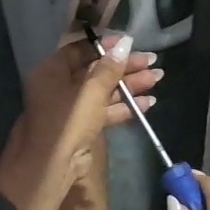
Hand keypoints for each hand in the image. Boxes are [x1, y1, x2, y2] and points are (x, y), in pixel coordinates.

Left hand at [0, 34, 161, 209]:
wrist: (52, 167)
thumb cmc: (68, 121)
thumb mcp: (91, 91)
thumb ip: (109, 67)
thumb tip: (125, 42)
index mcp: (51, 71)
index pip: (80, 50)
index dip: (106, 46)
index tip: (131, 44)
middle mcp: (58, 87)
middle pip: (95, 71)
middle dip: (125, 68)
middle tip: (153, 63)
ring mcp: (70, 109)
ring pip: (103, 92)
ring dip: (129, 86)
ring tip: (157, 80)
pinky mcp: (81, 128)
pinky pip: (104, 112)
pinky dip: (124, 107)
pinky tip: (148, 103)